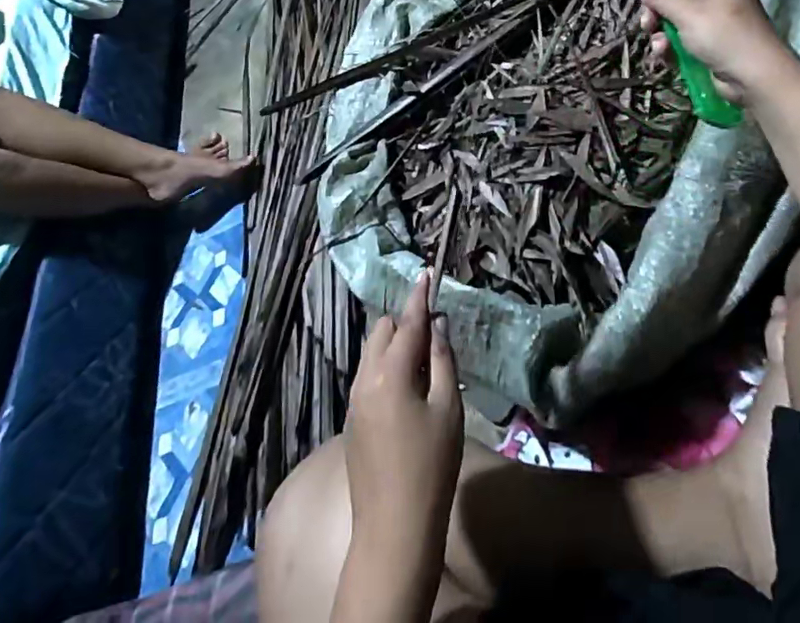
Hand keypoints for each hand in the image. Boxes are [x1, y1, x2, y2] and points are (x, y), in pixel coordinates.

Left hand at [345, 270, 462, 554]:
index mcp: (389, 372)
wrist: (393, 527)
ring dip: (394, 344)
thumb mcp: (447, 410)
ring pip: (372, 352)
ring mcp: (354, 398)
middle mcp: (364, 377)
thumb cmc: (431, 467)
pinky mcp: (352, 418)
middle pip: (382, 331)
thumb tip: (437, 326)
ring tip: (423, 359)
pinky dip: (386, 367)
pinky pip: (368, 375)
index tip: (427, 272)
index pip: (407, 321)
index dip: (419, 296)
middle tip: (433, 331)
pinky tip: (407, 389)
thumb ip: (441, 361)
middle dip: (405, 321)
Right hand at [629, 0, 799, 103]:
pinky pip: (679, 38)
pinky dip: (669, 46)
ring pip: (673, 18)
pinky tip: (665, 55)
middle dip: (655, 5)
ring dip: (659, 29)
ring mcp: (712, 23)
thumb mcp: (688, 13)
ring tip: (657, 42)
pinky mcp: (708, 45)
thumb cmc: (725, 37)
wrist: (756, 79)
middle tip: (646, 19)